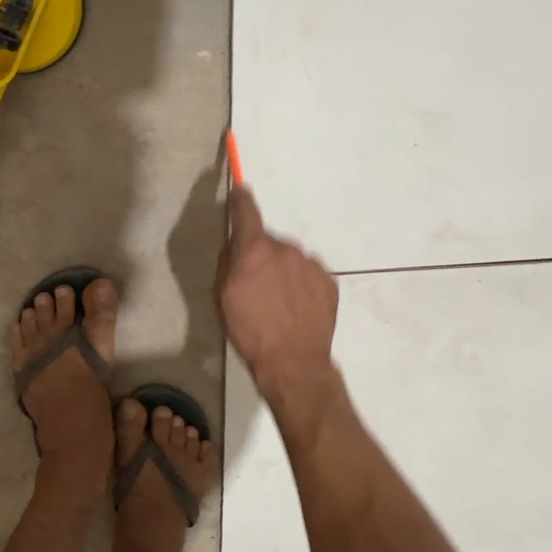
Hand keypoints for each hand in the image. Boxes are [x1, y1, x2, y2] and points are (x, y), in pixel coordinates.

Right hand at [215, 185, 338, 391]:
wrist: (293, 362)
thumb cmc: (249, 331)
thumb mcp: (223, 297)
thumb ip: (227, 264)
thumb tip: (234, 246)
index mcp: (254, 250)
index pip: (246, 213)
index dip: (241, 199)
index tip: (240, 189)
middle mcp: (285, 249)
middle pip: (269, 242)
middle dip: (261, 256)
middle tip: (255, 285)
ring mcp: (311, 264)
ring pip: (290, 258)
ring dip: (282, 271)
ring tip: (278, 303)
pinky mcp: (329, 281)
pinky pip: (308, 274)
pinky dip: (301, 284)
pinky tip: (296, 308)